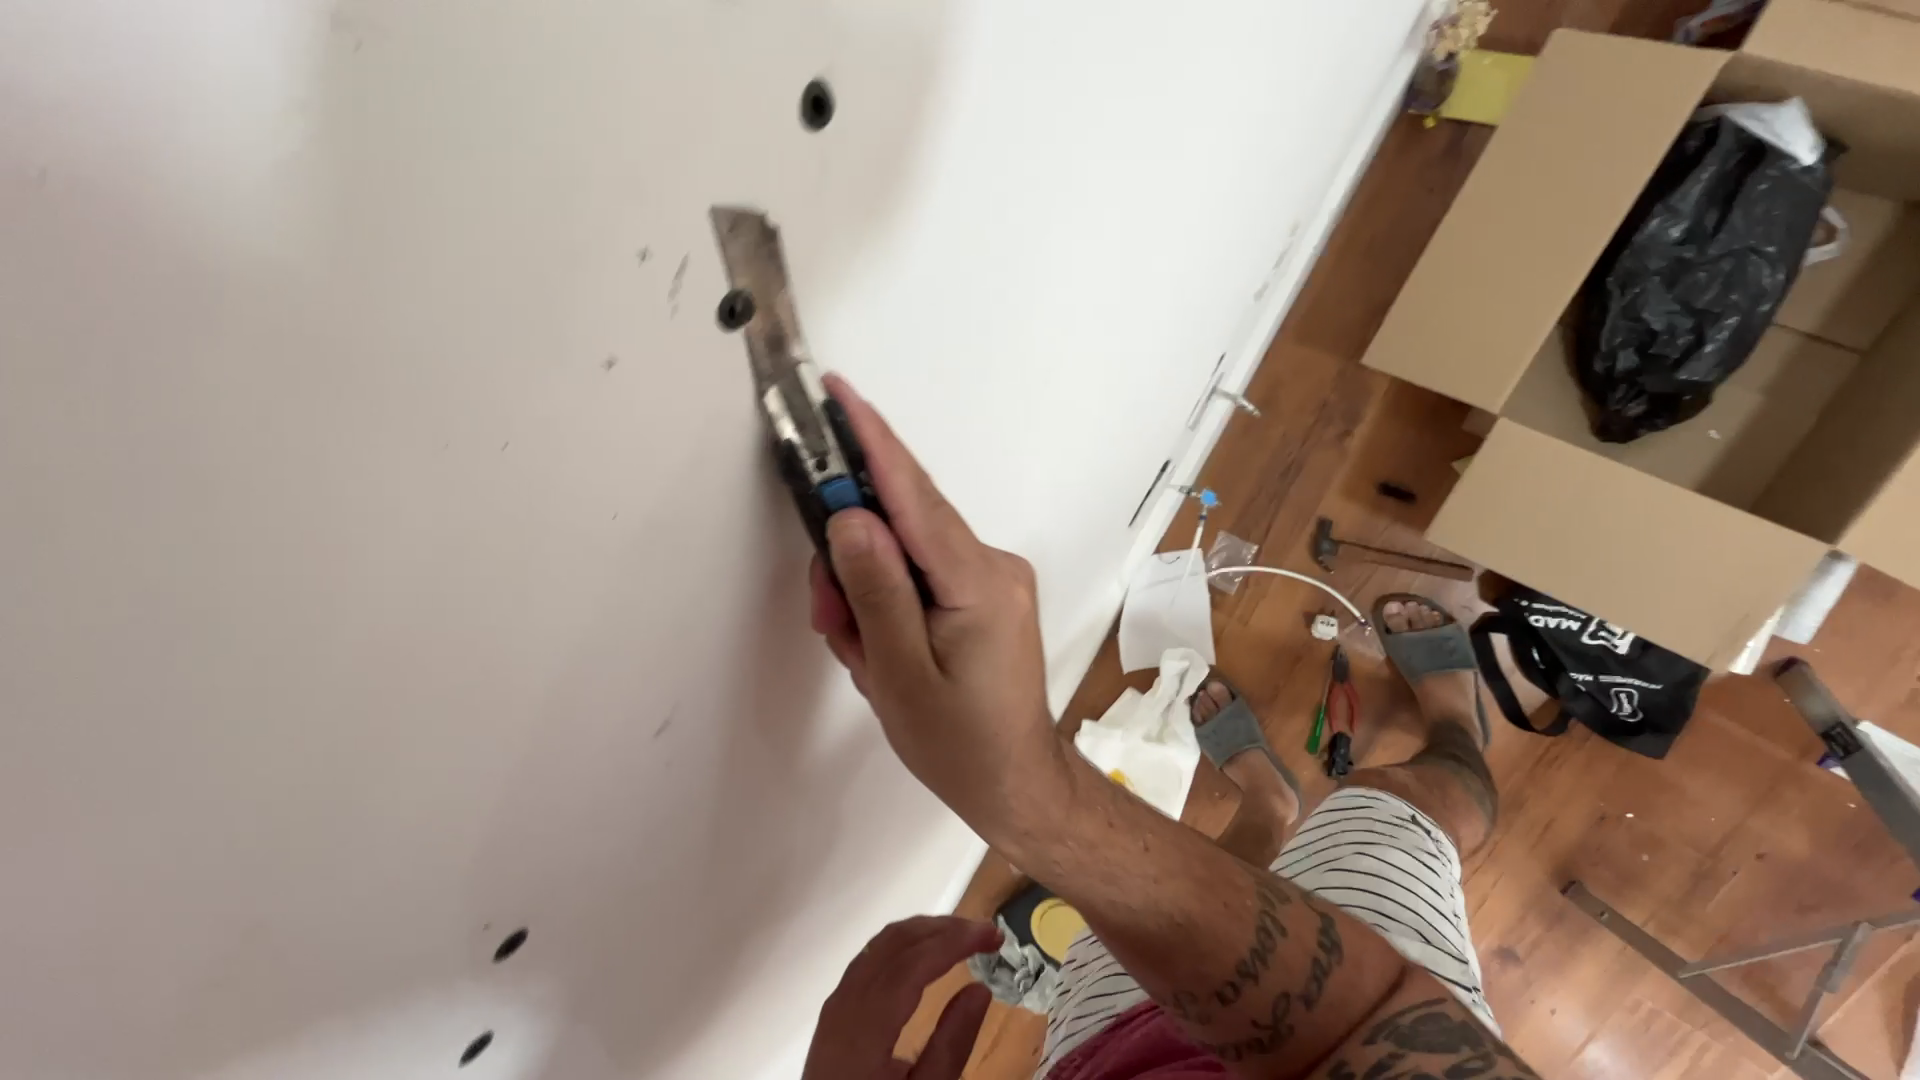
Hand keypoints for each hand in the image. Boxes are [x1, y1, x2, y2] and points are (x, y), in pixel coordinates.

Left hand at [801, 916, 1002, 1079]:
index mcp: (863, 1030)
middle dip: (943, 928)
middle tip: (986, 933)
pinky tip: (927, 953)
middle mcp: (843, 1004)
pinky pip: (871, 957)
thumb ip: (950, 1048)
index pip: (911, 964)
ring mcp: (835, 1003)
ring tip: (964, 936)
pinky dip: (904, 943)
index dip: (953, 941)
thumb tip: (980, 989)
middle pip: (893, 943)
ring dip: (924, 931)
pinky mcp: (836, 1008)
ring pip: (880, 944)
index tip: (994, 935)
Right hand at [807, 374, 1067, 832]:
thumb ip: (876, 590)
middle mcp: (992, 567)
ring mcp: (992, 579)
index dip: (873, 441)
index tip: (838, 393)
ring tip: (862, 652)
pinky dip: (888, 603)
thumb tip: (850, 517)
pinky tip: (880, 648)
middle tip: (831, 618)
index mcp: (979, 583)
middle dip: (852, 561)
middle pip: (903, 527)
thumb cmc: (959, 744)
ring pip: (906, 555)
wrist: (1015, 782)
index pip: (915, 496)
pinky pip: (921, 576)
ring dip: (867, 592)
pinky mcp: (984, 594)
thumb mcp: (900, 674)